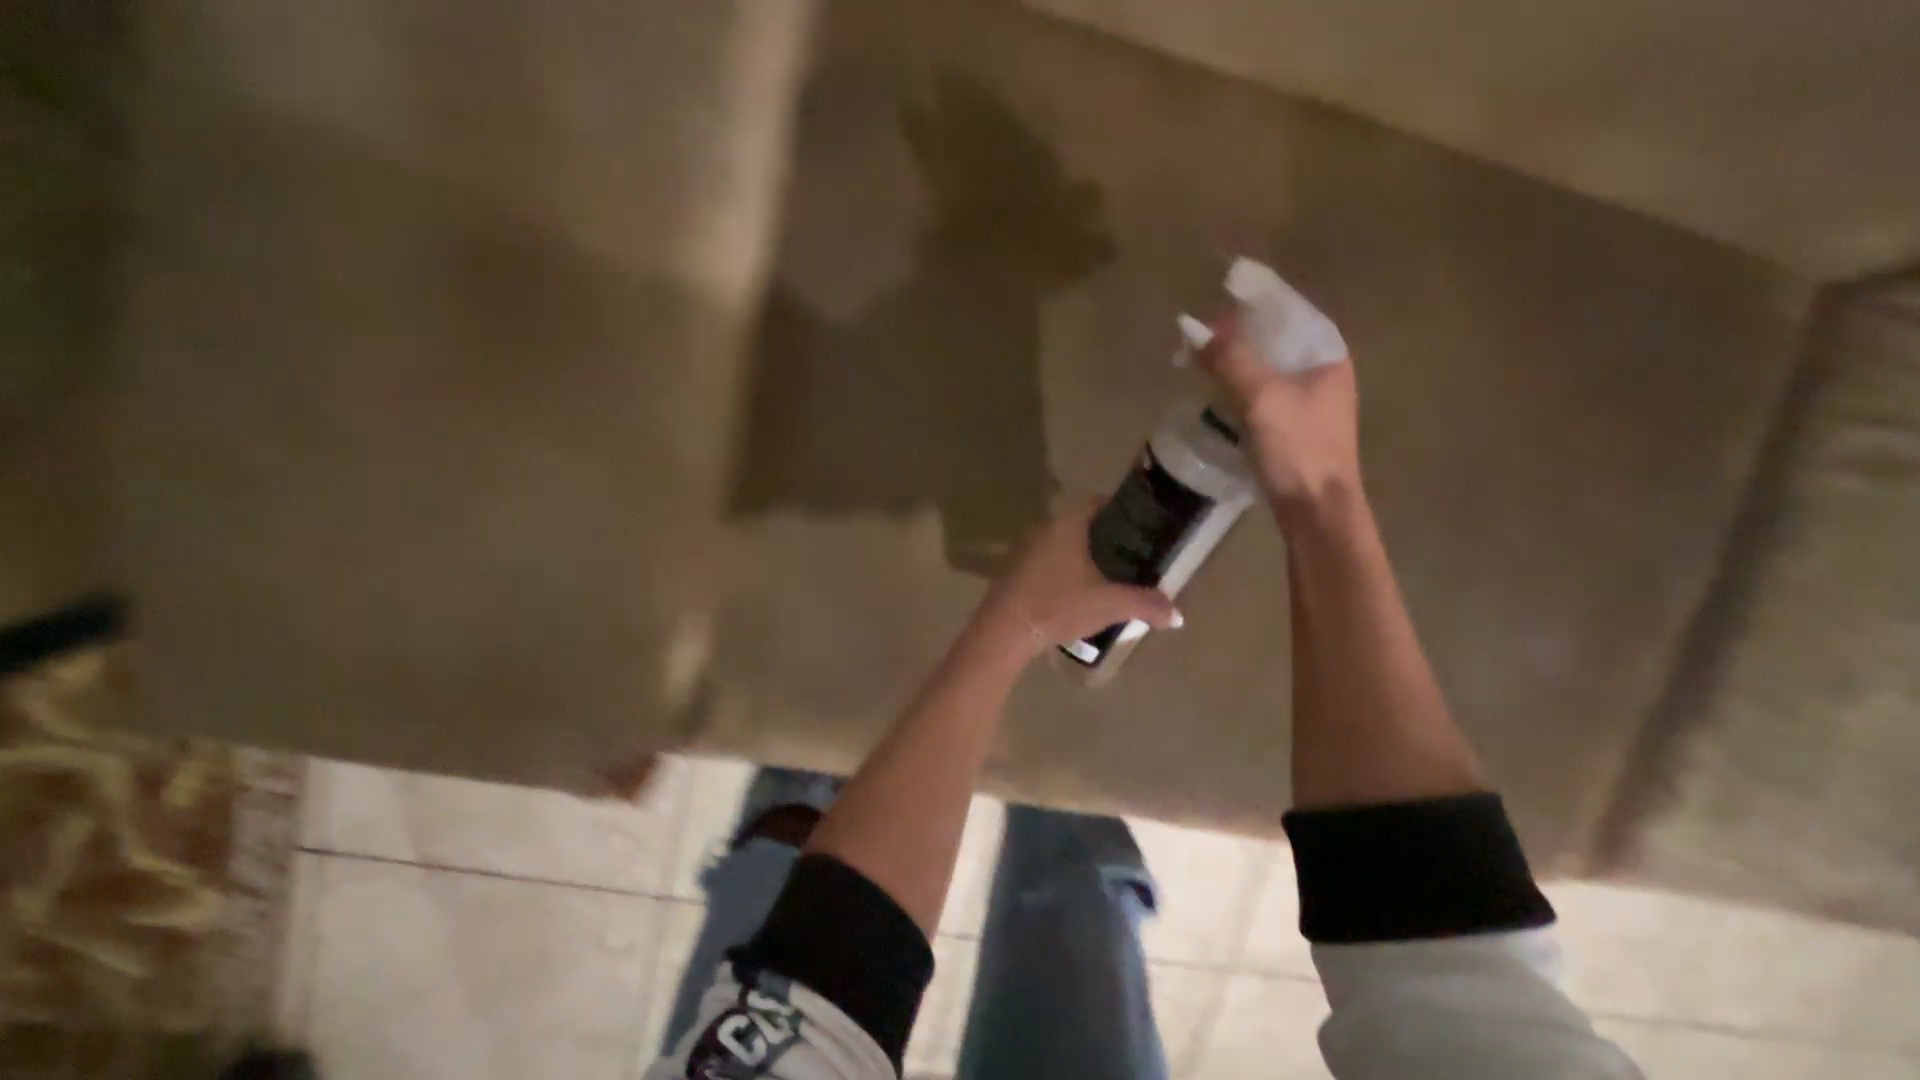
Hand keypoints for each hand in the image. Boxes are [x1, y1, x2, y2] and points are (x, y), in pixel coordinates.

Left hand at [971, 498, 1182, 660]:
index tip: (1143, 526)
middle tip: (1134, 554)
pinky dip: (1069, 569)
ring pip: (1066, 544)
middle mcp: (1046, 528)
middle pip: (1084, 524)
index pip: (1100, 503)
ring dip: (1087, 556)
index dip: (1123, 511)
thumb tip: (1177, 615)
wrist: (1005, 631)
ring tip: (1113, 574)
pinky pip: (1051, 561)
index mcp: (1068, 525)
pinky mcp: (1019, 571)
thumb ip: (1145, 604)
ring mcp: (1028, 549)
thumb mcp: (1108, 605)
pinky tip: (1082, 590)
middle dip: (1108, 538)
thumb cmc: (1058, 605)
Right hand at [1197, 311, 1363, 516]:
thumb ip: (1230, 360)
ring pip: (1269, 367)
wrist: (1317, 510)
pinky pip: (1265, 392)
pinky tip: (1218, 392)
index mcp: (1327, 354)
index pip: (1288, 310)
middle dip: (1240, 333)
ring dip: (1237, 361)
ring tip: (1202, 359)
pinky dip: (1241, 386)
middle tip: (1202, 334)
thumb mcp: (1260, 397)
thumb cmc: (1297, 448)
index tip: (1218, 300)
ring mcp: (1312, 402)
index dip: (1253, 302)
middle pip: (1277, 338)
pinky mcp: (1297, 427)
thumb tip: (1196, 332)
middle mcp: (1324, 372)